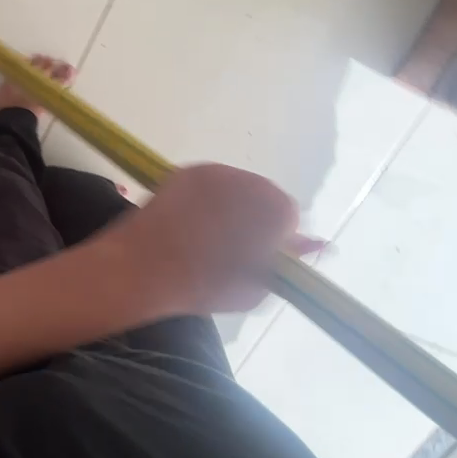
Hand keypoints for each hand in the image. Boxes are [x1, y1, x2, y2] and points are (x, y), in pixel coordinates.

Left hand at [93, 163, 319, 317]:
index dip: (272, 238)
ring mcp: (217, 171)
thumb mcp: (255, 286)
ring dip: (227, 206)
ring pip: (234, 188)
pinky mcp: (186, 170)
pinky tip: (186, 221)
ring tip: (202, 235)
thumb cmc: (203, 286)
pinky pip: (207, 183)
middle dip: (251, 217)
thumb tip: (313, 247)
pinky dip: (203, 199)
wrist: (143, 268)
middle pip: (262, 197)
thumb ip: (287, 264)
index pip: (288, 217)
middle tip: (226, 246)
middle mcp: (252, 181)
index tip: (253, 255)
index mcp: (277, 210)